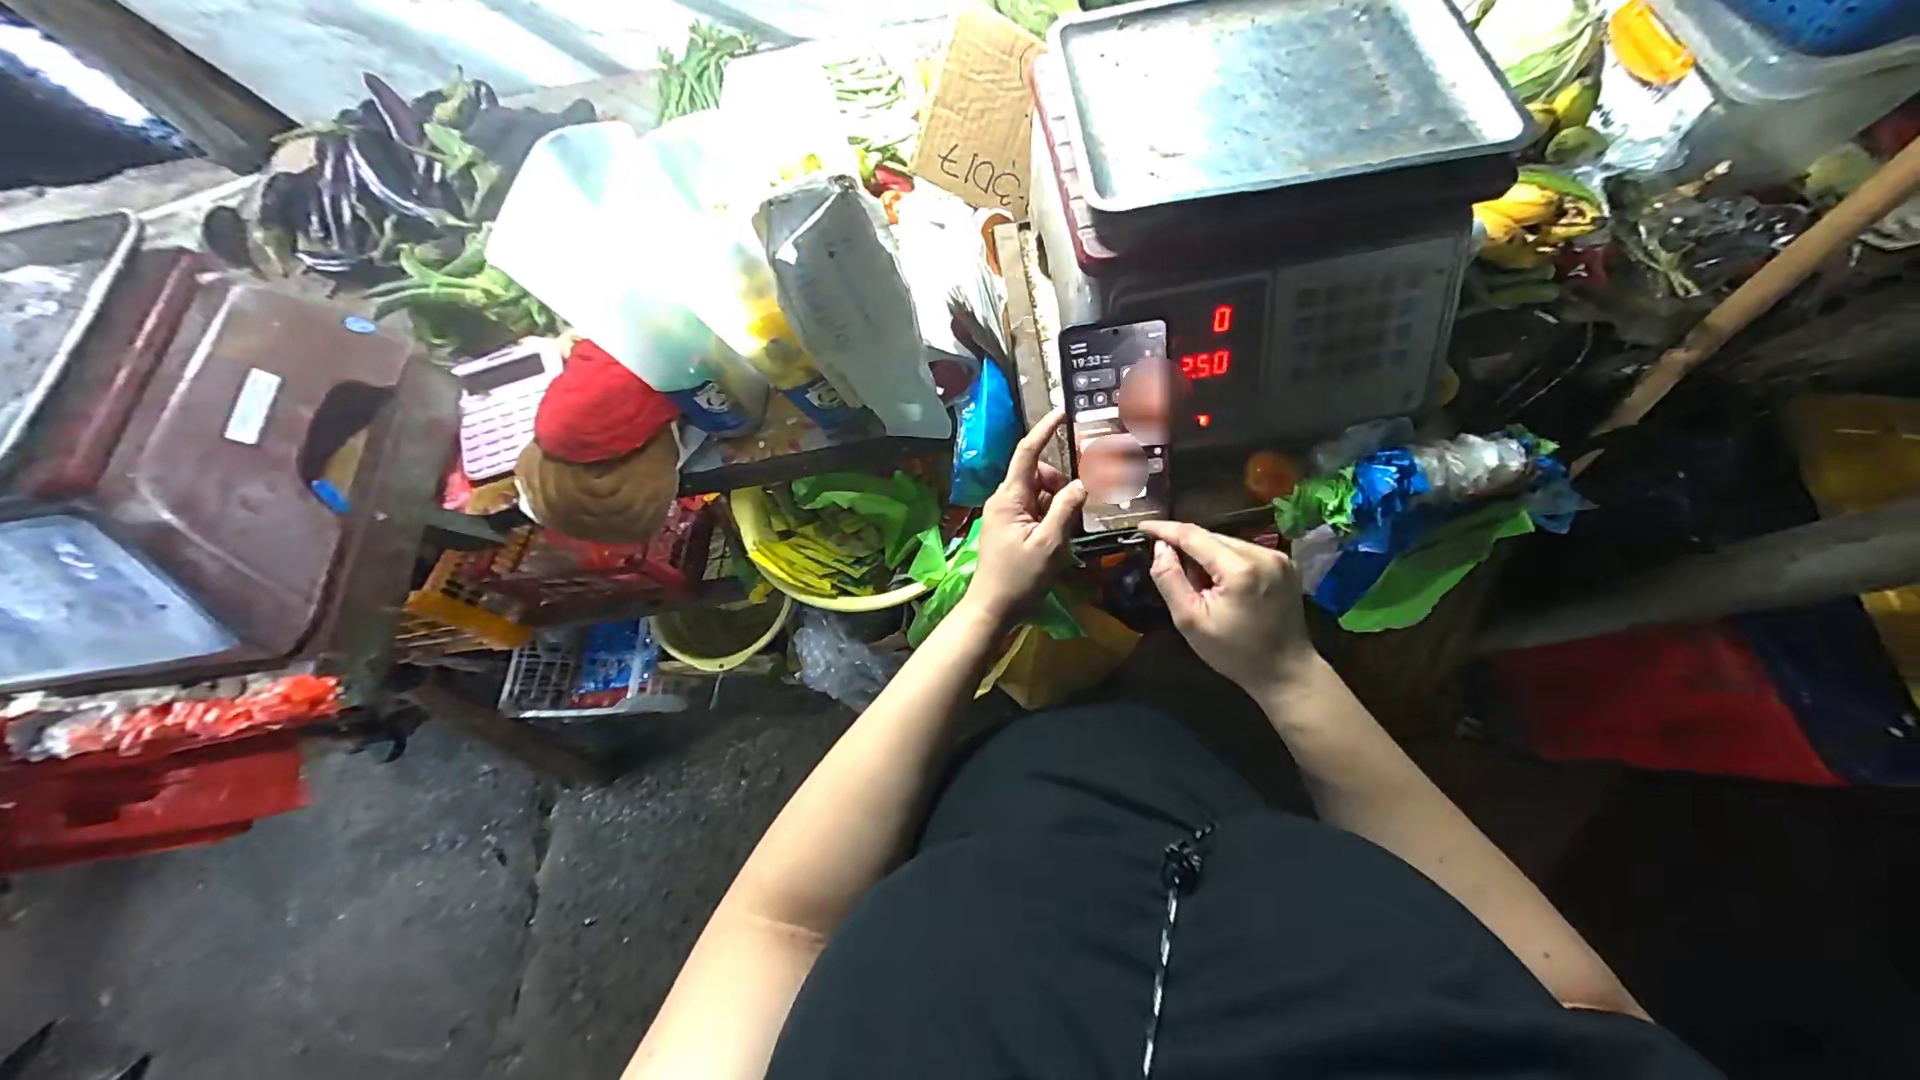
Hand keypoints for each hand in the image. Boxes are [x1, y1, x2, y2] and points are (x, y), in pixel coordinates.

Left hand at [964, 408, 1085, 628]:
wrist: (993, 608)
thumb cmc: (1019, 578)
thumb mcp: (1049, 544)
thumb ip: (1066, 509)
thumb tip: (1083, 483)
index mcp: (1009, 497)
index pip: (1027, 453)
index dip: (1044, 431)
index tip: (1061, 413)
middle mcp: (1004, 499)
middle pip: (1039, 475)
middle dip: (1060, 485)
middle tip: (1075, 512)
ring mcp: (1005, 514)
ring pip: (1040, 494)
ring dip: (1058, 505)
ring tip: (1064, 534)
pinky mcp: (1009, 528)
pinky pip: (1035, 511)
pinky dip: (1050, 518)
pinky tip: (1057, 539)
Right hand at [1139, 520, 1316, 697]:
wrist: (1285, 671)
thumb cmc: (1234, 652)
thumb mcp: (1190, 620)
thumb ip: (1169, 579)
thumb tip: (1160, 548)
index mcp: (1239, 568)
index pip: (1193, 535)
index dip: (1164, 529)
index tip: (1143, 526)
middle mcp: (1262, 554)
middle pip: (1211, 537)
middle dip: (1187, 550)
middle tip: (1177, 579)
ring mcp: (1277, 557)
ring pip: (1226, 543)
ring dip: (1206, 557)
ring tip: (1202, 588)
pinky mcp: (1284, 563)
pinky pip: (1243, 551)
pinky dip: (1225, 561)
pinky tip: (1222, 586)